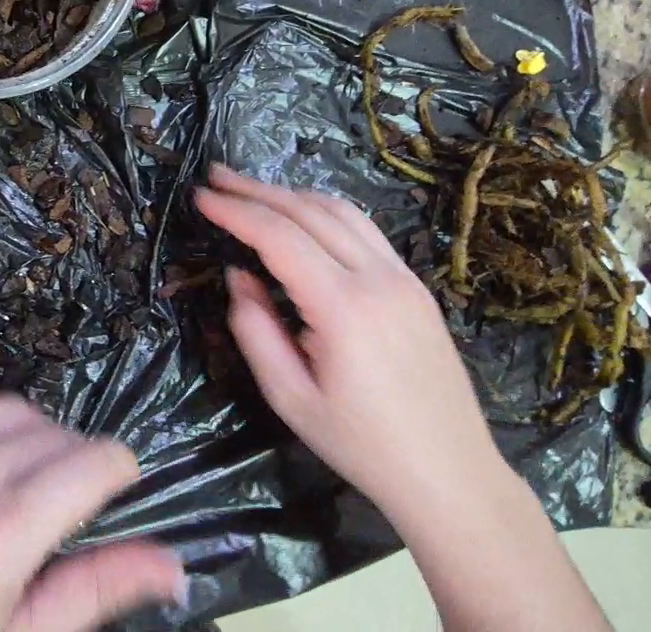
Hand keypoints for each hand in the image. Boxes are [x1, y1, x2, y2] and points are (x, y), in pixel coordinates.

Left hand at [0, 373, 185, 631]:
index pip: (95, 462)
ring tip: (17, 475)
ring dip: (29, 435)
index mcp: (4, 534)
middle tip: (60, 499)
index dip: (117, 469)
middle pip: (57, 432)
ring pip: (12, 407)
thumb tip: (174, 565)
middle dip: (74, 460)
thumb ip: (99, 589)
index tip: (115, 483)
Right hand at [194, 165, 506, 519]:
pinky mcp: (415, 286)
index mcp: (344, 308)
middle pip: (309, 212)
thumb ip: (255, 331)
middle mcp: (378, 279)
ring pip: (341, 211)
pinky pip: (364, 229)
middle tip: (215, 178)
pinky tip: (300, 215)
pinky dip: (323, 210)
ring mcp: (404, 278)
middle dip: (256, 190)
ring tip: (249, 189)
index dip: (235, 211)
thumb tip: (240, 277)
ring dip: (290, 194)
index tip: (200, 197)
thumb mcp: (290, 398)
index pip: (279, 236)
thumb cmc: (362, 444)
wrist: (451, 473)